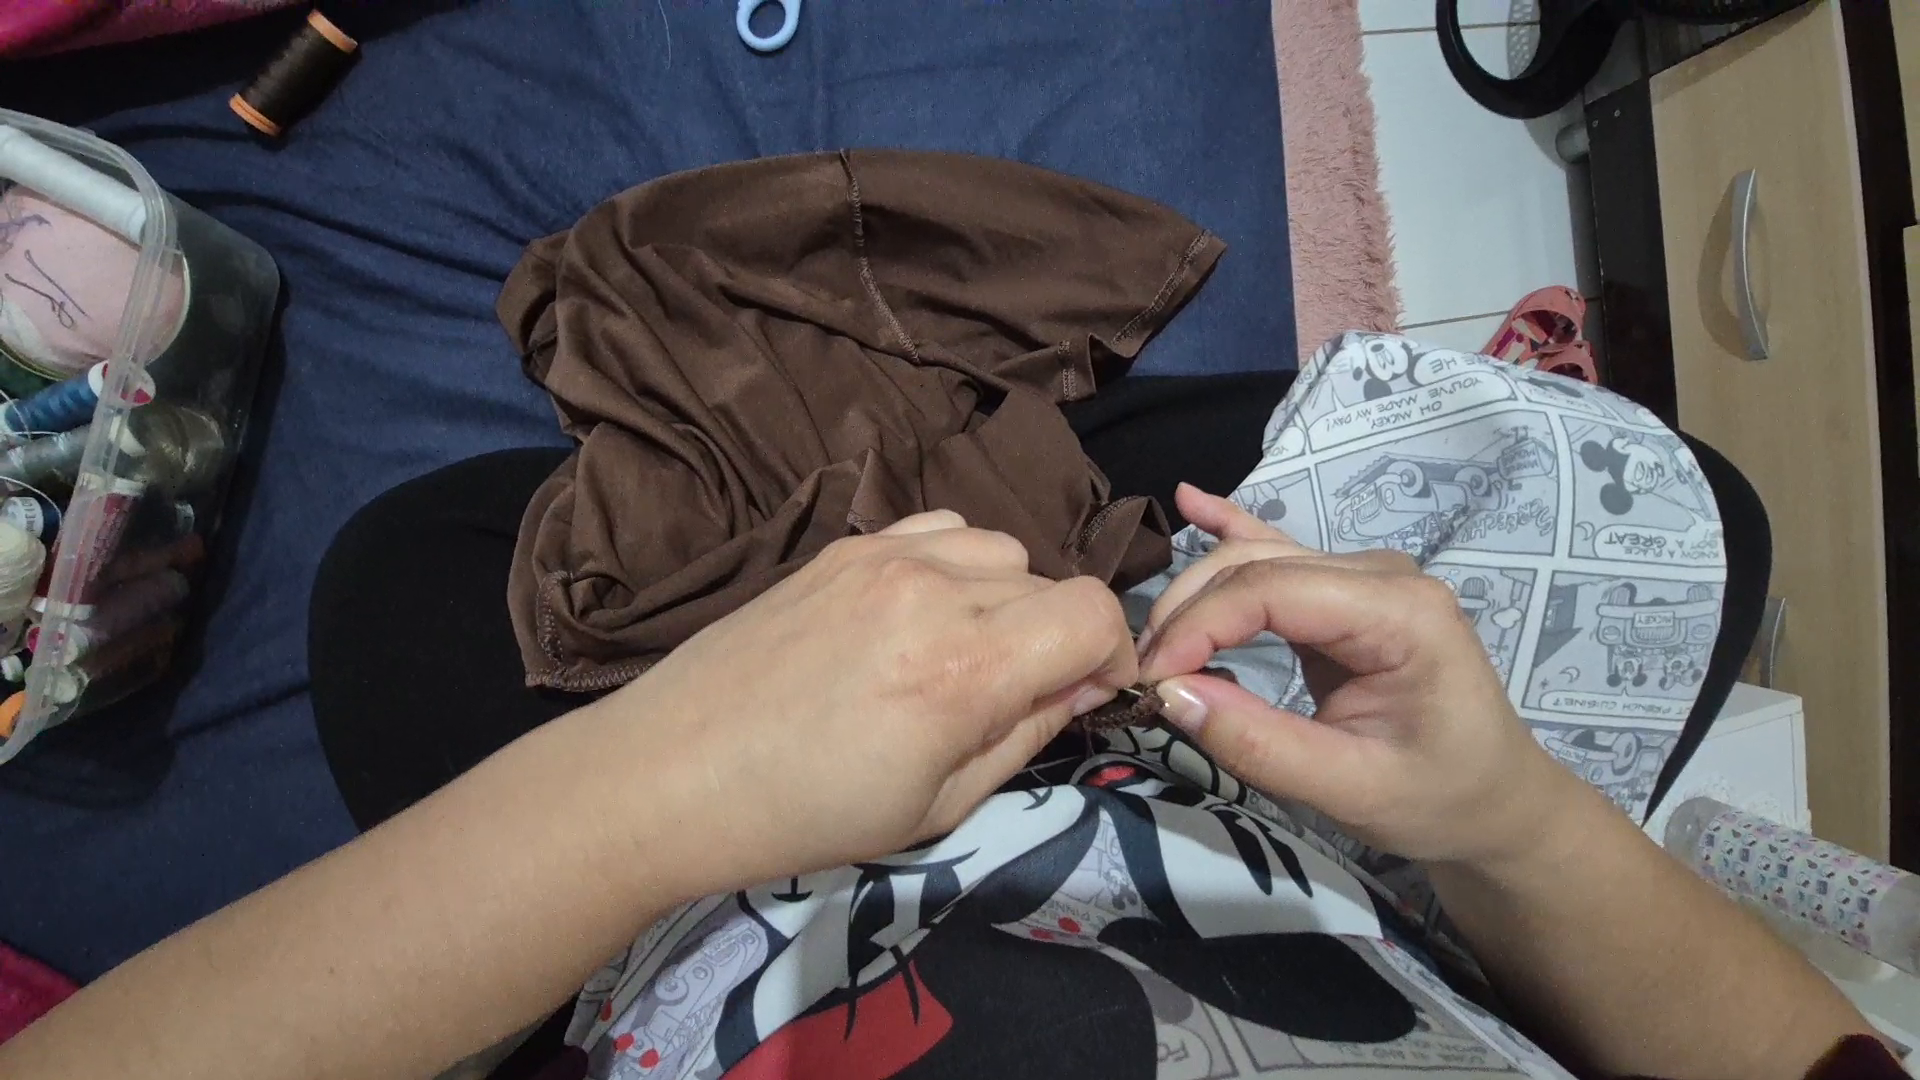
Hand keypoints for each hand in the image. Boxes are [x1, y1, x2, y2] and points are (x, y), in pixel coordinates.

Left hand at [592, 511, 1136, 893]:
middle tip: (1010, 692)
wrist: (672, 771)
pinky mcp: (846, 545)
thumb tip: (1085, 682)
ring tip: (961, 647)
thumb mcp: (940, 805)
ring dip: (1007, 598)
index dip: (1113, 654)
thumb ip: (1028, 731)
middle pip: (1052, 583)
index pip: (1094, 613)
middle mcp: (933, 589)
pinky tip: (918, 608)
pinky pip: (941, 529)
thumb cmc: (806, 814)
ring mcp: (885, 555)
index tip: (1088, 692)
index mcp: (963, 667)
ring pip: (1002, 550)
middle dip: (1056, 640)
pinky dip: (956, 564)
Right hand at [1137, 484, 1582, 867]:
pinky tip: (1191, 500)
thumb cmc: (1438, 799)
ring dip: (1191, 597)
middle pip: (1249, 567)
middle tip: (1143, 678)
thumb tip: (1166, 693)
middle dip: (1184, 616)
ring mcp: (1360, 572)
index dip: (1196, 628)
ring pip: (1248, 558)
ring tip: (1153, 648)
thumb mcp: (1350, 790)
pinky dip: (1226, 526)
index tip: (1148, 680)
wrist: (1497, 799)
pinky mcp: (1339, 586)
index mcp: (1399, 612)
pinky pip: (1272, 548)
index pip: (1266, 592)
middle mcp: (1378, 572)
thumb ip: (1257, 743)